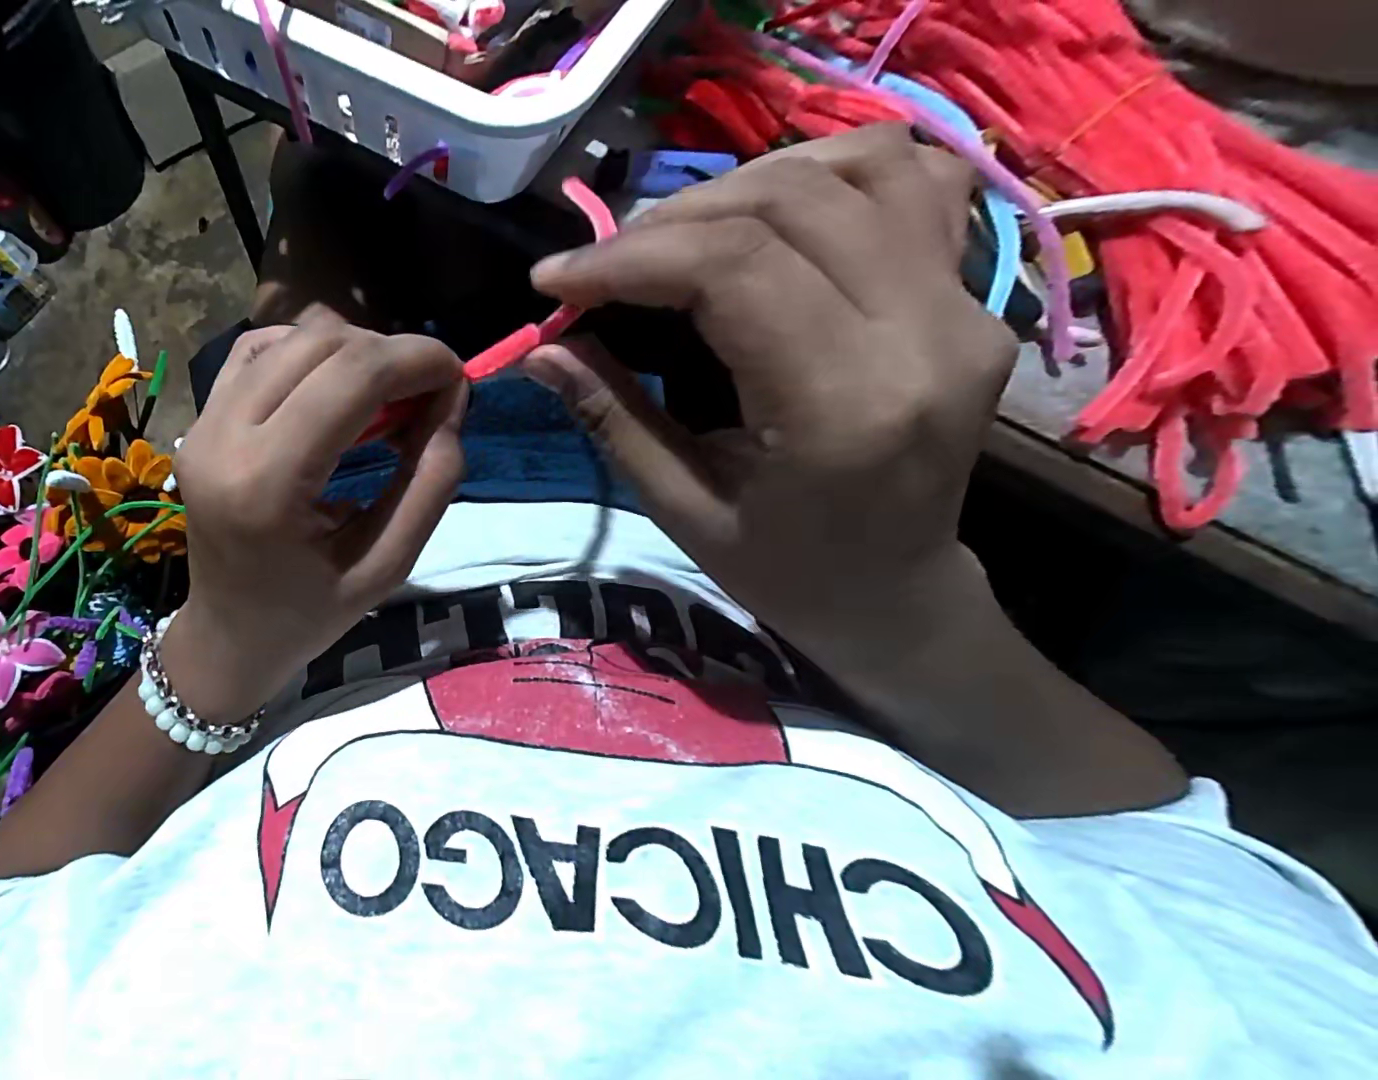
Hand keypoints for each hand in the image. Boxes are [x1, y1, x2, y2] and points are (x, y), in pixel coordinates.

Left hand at [162, 320, 467, 718]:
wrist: (230, 633)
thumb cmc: (310, 614)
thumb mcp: (387, 567)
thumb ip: (429, 484)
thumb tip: (452, 399)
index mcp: (267, 484)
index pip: (352, 377)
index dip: (417, 359)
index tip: (457, 375)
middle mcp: (223, 438)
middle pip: (321, 343)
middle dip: (390, 353)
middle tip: (427, 393)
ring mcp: (203, 424)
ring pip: (289, 338)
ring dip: (351, 352)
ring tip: (385, 396)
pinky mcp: (200, 422)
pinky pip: (257, 353)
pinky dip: (307, 354)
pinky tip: (334, 390)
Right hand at [524, 125, 1017, 647]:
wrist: (893, 593)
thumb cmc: (781, 571)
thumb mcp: (681, 510)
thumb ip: (614, 419)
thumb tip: (542, 350)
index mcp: (843, 407)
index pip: (734, 271)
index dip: (630, 259)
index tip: (557, 280)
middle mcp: (922, 336)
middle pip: (785, 206)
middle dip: (666, 224)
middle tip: (600, 267)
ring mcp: (962, 306)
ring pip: (852, 170)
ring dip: (737, 189)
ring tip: (671, 240)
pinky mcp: (970, 296)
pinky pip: (909, 183)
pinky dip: (825, 176)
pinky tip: (768, 216)